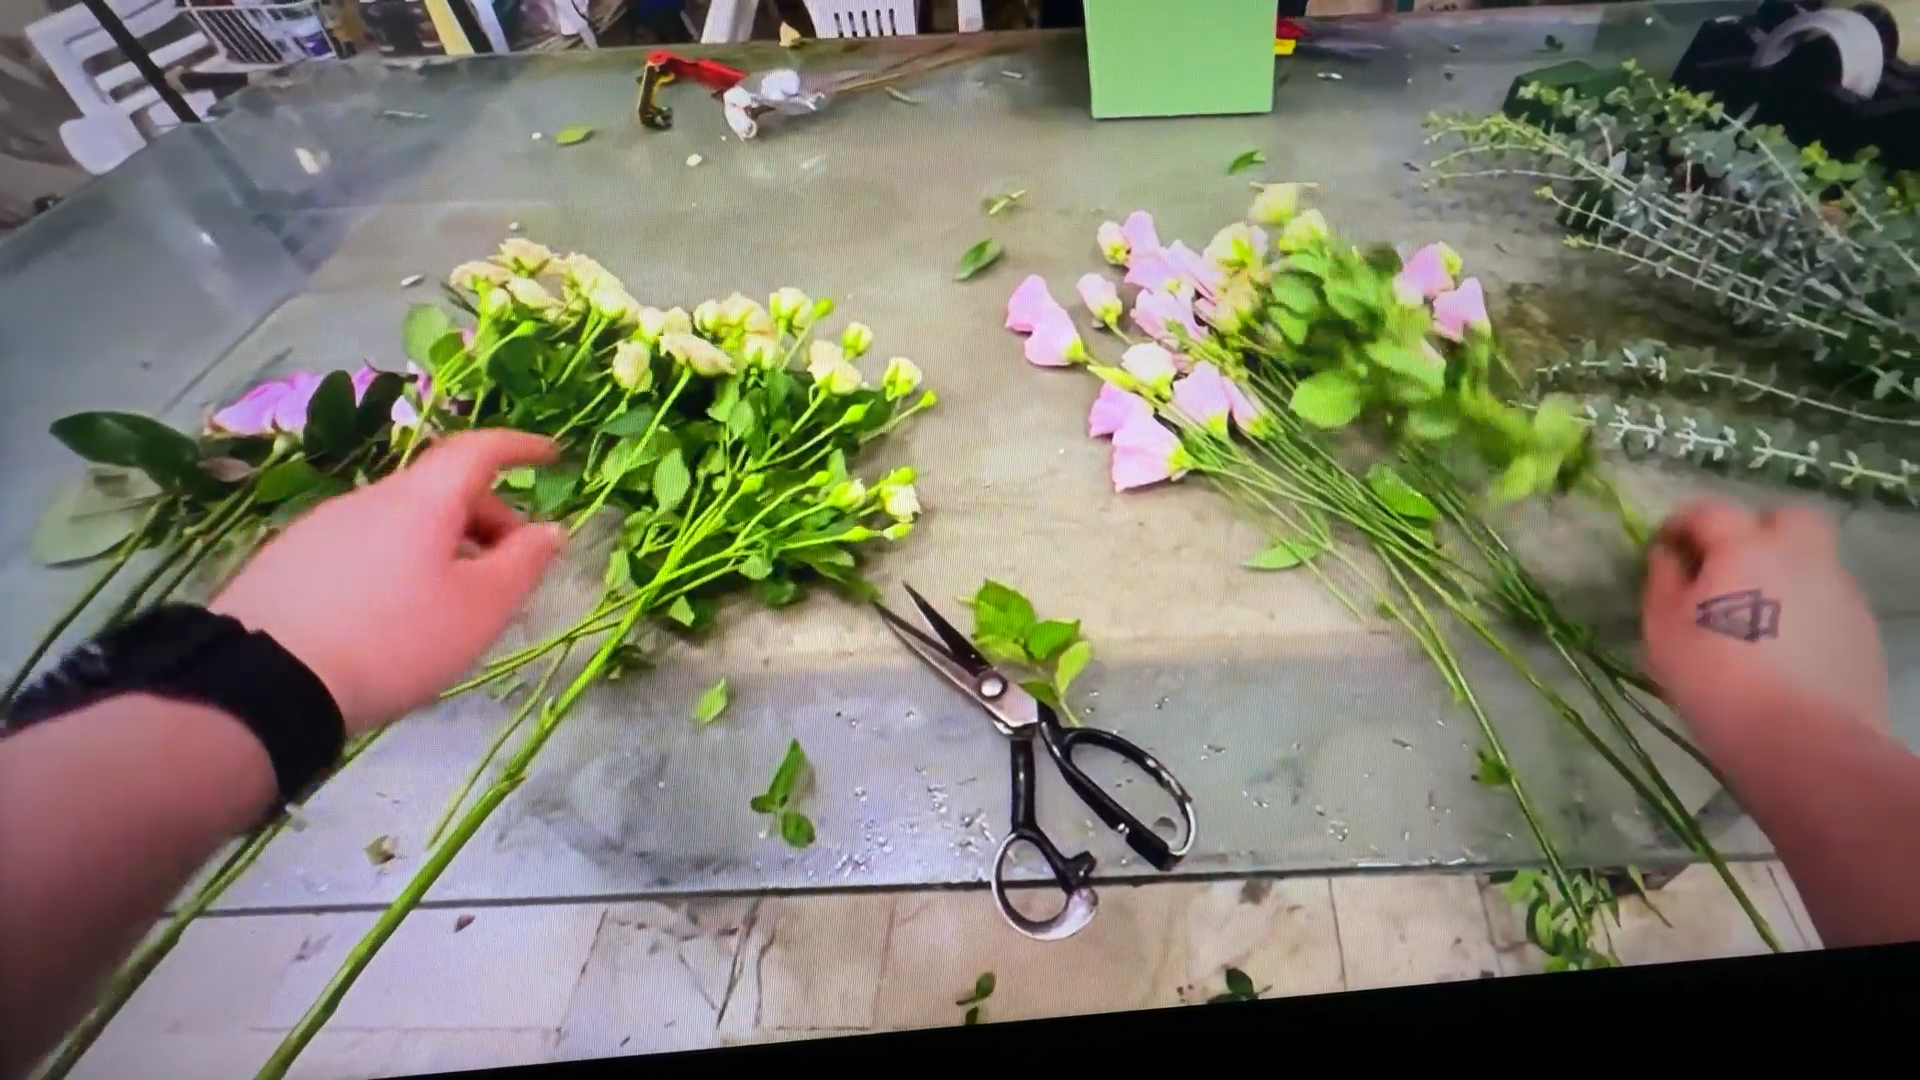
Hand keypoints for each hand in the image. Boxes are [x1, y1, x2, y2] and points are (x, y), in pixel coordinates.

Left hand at [212, 431, 565, 734]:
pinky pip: (370, 544)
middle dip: (492, 519)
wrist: (256, 687)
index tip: (554, 455)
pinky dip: (406, 560)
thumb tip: (551, 530)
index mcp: (422, 501)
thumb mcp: (484, 606)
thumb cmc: (396, 638)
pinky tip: (403, 612)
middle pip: (445, 491)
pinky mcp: (290, 562)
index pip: (479, 450)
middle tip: (513, 569)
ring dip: (449, 543)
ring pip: (407, 520)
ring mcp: (322, 528)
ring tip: (458, 598)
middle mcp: (369, 500)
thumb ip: (526, 562)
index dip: (521, 447)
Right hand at [1642, 499, 1886, 748]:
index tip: (1662, 545)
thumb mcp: (1661, 624)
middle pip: (1787, 518)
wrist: (1799, 735)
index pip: (1711, 511)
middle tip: (1718, 561)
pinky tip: (1773, 636)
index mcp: (1747, 550)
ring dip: (1776, 566)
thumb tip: (1668, 554)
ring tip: (1743, 606)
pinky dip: (1796, 599)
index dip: (1681, 522)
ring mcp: (1841, 592)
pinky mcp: (1861, 625)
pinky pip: (1824, 593)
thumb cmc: (1710, 673)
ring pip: (1810, 557)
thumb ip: (1664, 579)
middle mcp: (1803, 558)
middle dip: (1751, 528)